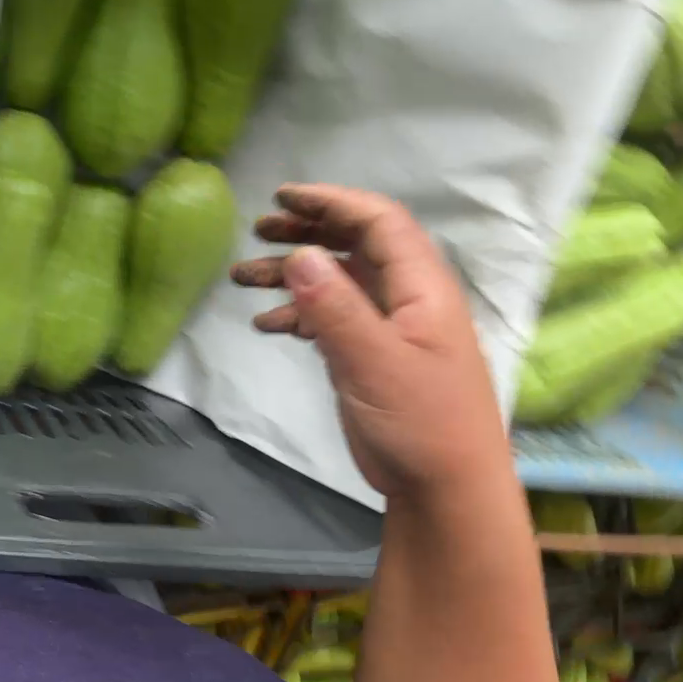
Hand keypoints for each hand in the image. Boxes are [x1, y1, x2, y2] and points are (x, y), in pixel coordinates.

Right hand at [229, 184, 511, 501]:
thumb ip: (335, 307)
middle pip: (354, 247)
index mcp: (420, 289)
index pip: (378, 224)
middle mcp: (404, 299)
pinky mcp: (367, 357)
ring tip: (240, 277)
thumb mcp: (374, 361)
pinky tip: (264, 325)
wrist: (442, 483)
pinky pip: (328, 319)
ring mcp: (385, 329)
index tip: (283, 197)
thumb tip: (299, 253)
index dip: (333, 203)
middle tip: (257, 230)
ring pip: (335, 284)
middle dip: (306, 232)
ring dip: (290, 275)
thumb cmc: (421, 420)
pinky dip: (295, 315)